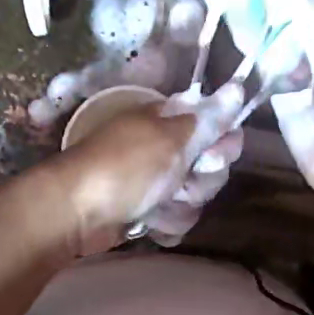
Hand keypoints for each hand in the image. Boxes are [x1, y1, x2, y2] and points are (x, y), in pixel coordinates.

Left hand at [37, 85, 244, 253]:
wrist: (75, 212)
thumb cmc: (124, 169)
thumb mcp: (170, 139)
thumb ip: (208, 120)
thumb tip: (238, 88)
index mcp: (168, 121)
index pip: (218, 128)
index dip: (223, 146)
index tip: (213, 157)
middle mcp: (164, 149)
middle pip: (210, 167)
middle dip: (201, 182)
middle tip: (180, 184)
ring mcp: (154, 182)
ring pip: (194, 198)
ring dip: (180, 207)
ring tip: (156, 207)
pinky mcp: (145, 212)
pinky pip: (174, 219)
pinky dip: (164, 225)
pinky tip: (150, 226)